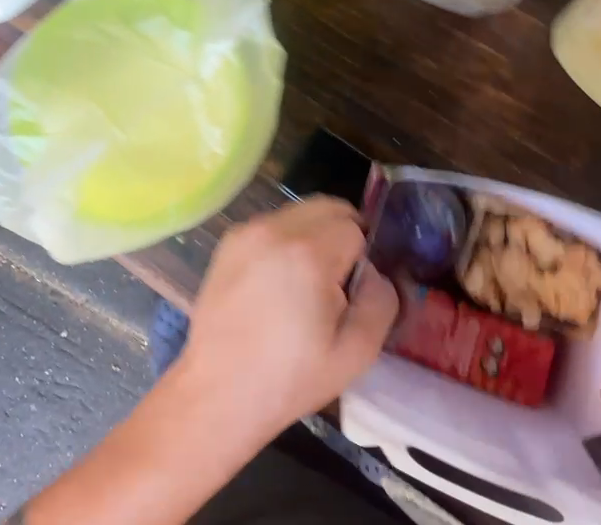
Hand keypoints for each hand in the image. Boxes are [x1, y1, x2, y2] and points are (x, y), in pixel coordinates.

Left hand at [177, 198, 398, 440]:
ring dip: (314, 236)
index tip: (354, 292)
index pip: (354, 228)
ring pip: (299, 213)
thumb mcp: (356, 352)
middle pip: (327, 208)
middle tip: (340, 283)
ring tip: (307, 285)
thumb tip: (378, 272)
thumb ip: (381, 301)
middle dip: (342, 235)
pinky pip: (272, 226)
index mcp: (307, 252)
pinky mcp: (228, 243)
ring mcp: (246, 232)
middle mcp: (273, 229)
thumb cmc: (290, 378)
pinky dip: (286, 242)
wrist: (219, 393)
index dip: (363, 258)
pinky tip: (279, 284)